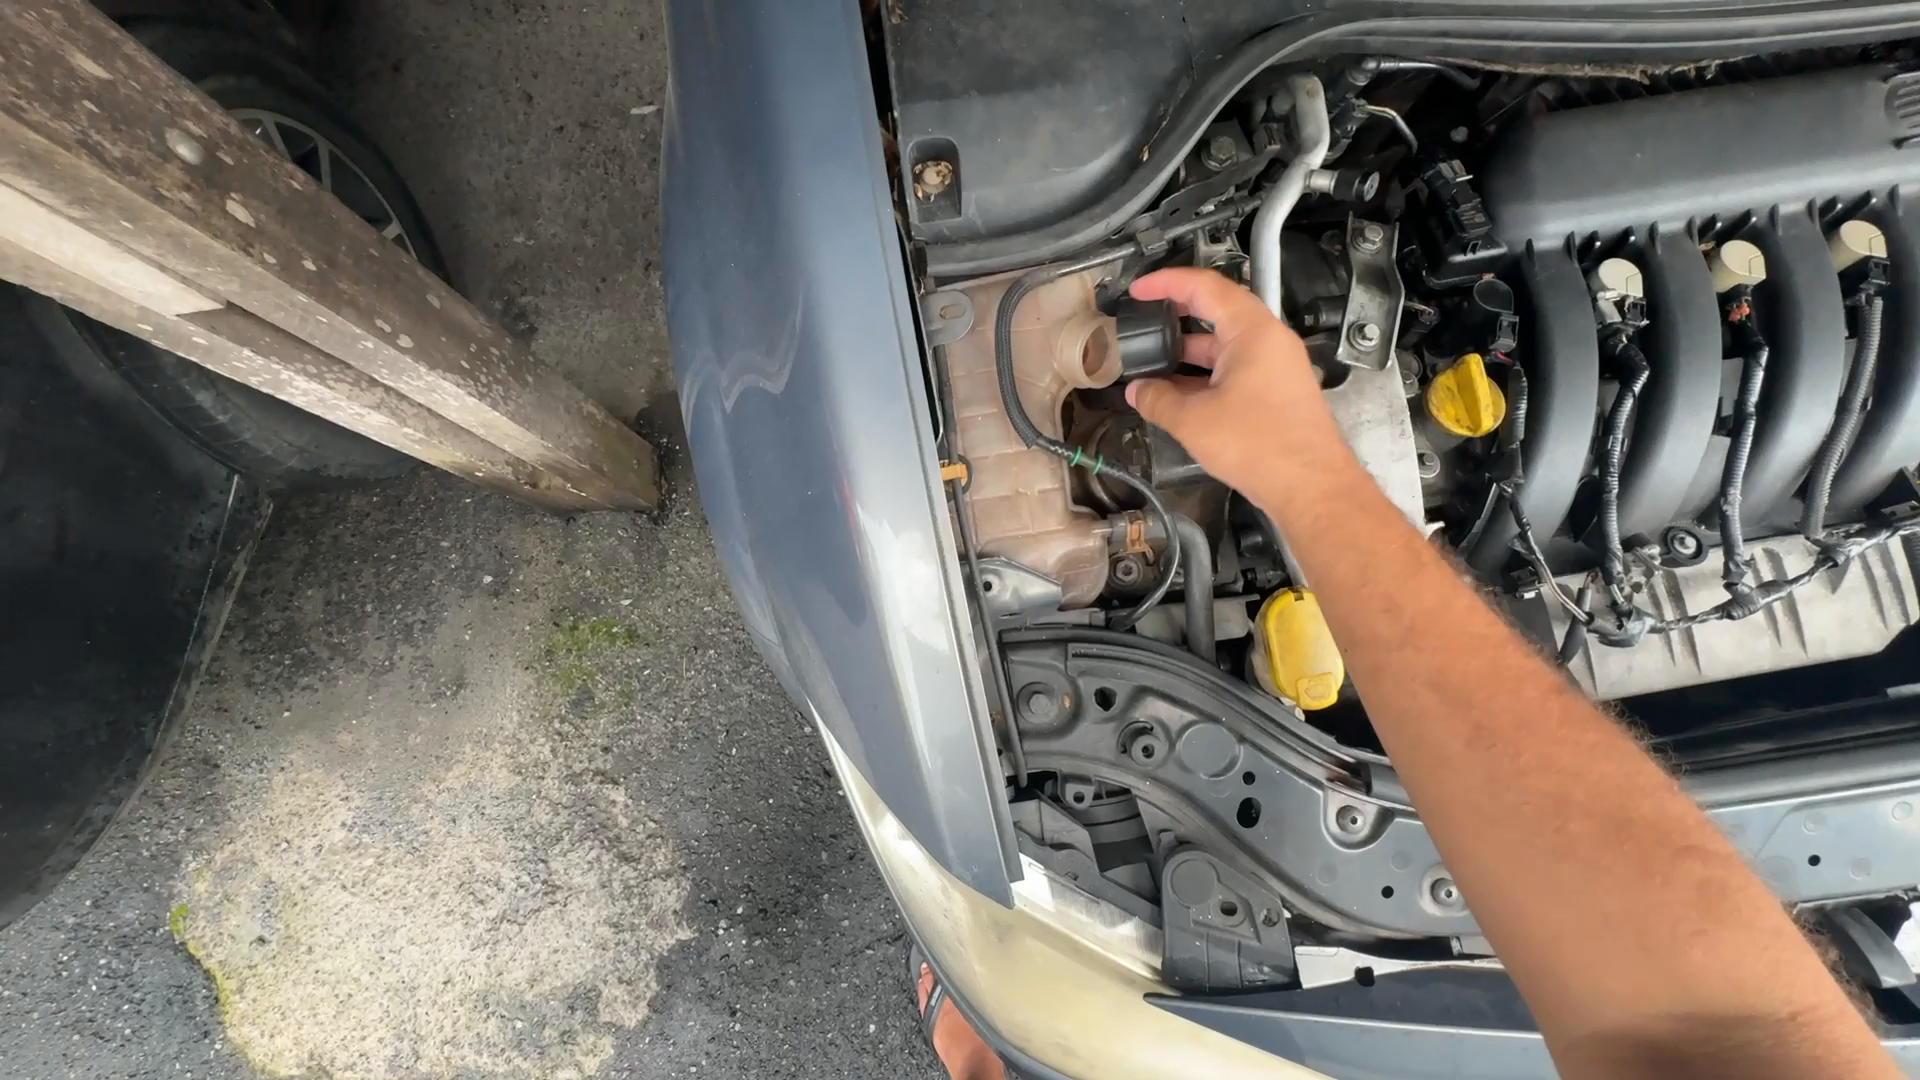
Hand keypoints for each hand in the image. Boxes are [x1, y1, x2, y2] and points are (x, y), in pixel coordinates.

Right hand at [1124, 267, 1344, 496]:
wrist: (1309, 485)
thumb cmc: (1260, 444)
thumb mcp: (1193, 420)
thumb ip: (1158, 400)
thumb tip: (1137, 391)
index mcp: (1253, 331)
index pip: (1205, 288)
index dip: (1166, 283)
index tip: (1139, 289)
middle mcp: (1268, 342)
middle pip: (1216, 313)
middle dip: (1175, 317)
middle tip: (1143, 322)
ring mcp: (1274, 367)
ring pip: (1223, 346)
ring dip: (1187, 353)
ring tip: (1151, 364)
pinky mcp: (1275, 393)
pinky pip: (1233, 371)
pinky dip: (1204, 376)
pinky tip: (1178, 395)